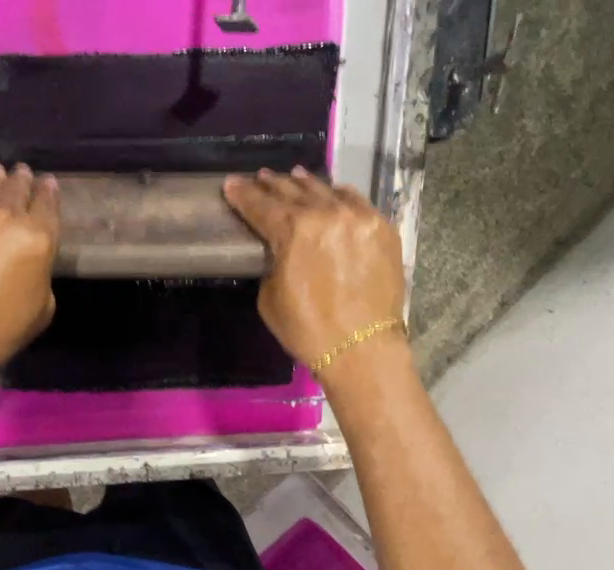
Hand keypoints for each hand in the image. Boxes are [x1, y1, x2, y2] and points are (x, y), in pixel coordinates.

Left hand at [0, 163, 59, 369]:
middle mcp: (6, 213)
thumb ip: (41, 272)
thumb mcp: (41, 308)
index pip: (48, 203)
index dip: (48, 192)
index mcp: (38, 238)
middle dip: (22, 181)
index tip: (46, 185)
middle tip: (21, 177)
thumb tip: (30, 258)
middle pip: (17, 186)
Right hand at [223, 167, 406, 368]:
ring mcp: (358, 218)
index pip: (261, 206)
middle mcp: (326, 214)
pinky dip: (338, 196)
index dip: (243, 195)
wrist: (361, 348)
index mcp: (293, 231)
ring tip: (293, 177)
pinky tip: (331, 194)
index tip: (232, 185)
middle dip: (273, 185)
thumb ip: (273, 263)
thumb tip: (280, 252)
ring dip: (305, 184)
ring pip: (326, 191)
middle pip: (294, 191)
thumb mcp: (270, 298)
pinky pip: (356, 202)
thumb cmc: (308, 330)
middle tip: (261, 178)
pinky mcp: (382, 228)